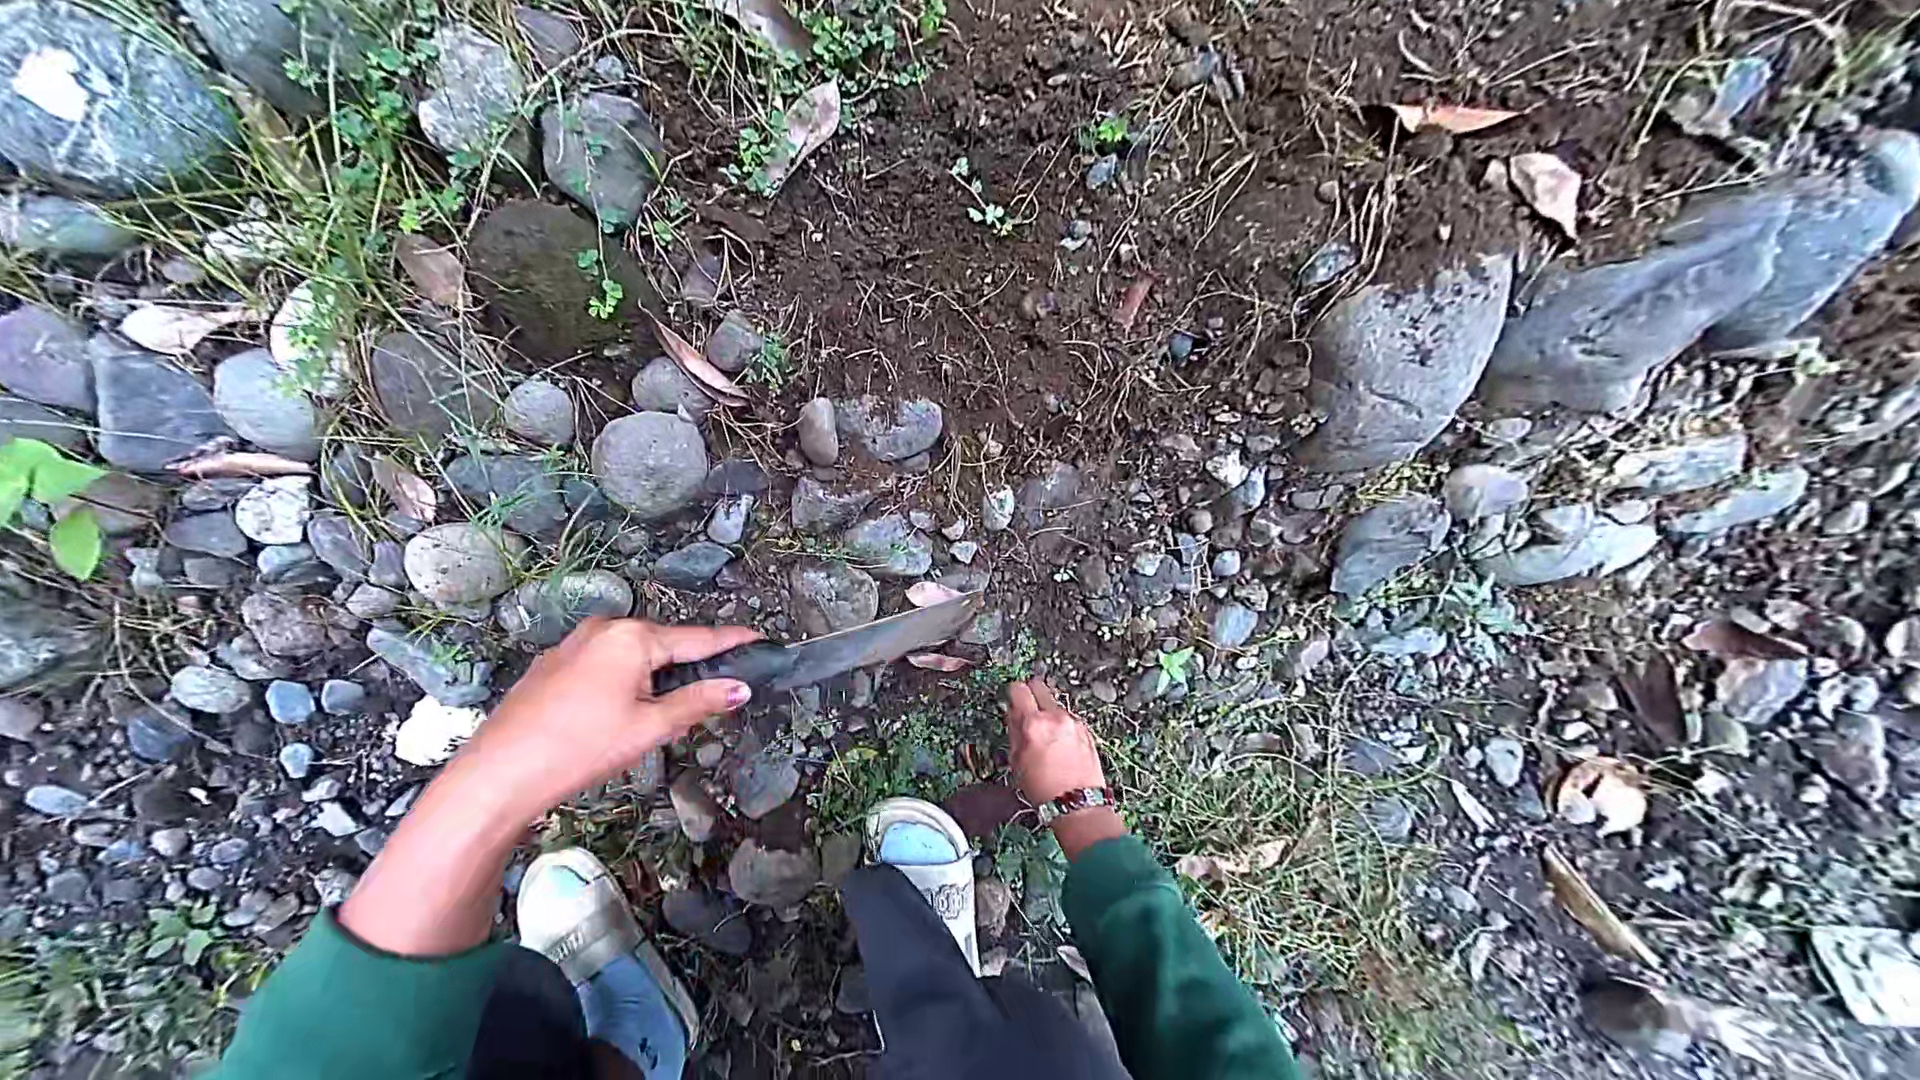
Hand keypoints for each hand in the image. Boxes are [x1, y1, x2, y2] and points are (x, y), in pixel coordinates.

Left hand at [459, 617, 759, 816]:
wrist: (495, 777)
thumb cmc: (580, 748)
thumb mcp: (650, 727)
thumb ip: (700, 701)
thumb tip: (740, 688)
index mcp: (632, 637)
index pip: (698, 638)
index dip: (733, 641)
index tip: (760, 637)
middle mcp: (604, 628)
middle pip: (665, 646)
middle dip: (688, 670)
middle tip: (709, 697)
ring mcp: (574, 644)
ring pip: (634, 655)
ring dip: (655, 678)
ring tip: (660, 715)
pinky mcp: (553, 664)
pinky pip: (606, 663)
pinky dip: (626, 681)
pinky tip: (617, 713)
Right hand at [1006, 677, 1125, 859]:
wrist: (1078, 805)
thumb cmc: (1045, 790)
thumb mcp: (1017, 761)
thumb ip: (1014, 730)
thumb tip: (1013, 712)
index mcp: (1034, 724)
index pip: (1019, 689)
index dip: (1013, 692)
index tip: (1012, 696)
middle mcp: (1056, 717)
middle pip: (1040, 686)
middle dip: (1031, 693)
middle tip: (1026, 708)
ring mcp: (1073, 722)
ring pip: (1054, 704)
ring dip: (1047, 712)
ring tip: (1044, 736)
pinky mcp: (1086, 730)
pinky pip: (1068, 718)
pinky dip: (1061, 724)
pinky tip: (1058, 743)